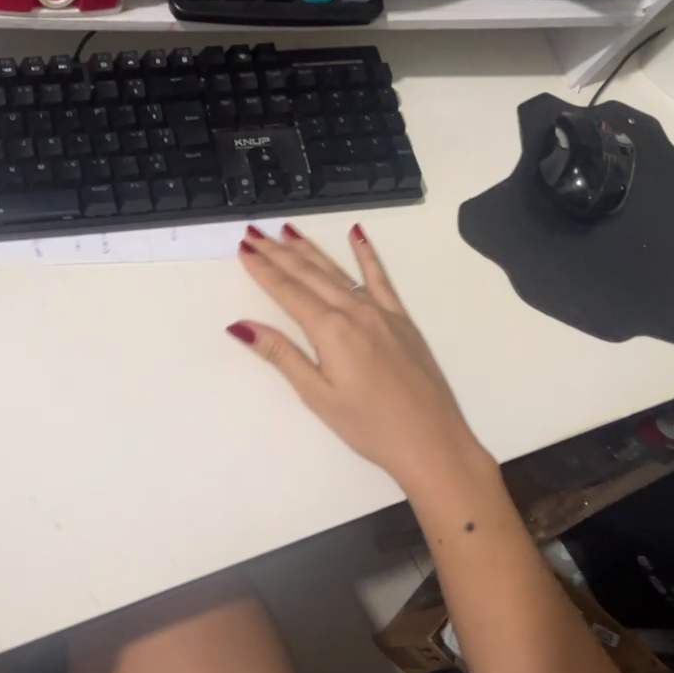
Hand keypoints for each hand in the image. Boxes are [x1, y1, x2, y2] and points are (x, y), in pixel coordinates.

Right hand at [228, 224, 490, 498]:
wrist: (433, 442)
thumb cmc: (368, 427)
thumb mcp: (317, 394)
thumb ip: (281, 354)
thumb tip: (240, 326)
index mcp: (330, 331)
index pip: (287, 291)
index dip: (262, 269)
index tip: (243, 248)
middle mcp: (355, 312)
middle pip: (309, 274)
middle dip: (278, 252)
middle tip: (254, 232)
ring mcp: (381, 312)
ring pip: (338, 271)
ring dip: (310, 249)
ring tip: (286, 230)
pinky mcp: (401, 319)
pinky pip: (380, 278)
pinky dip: (366, 254)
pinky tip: (357, 234)